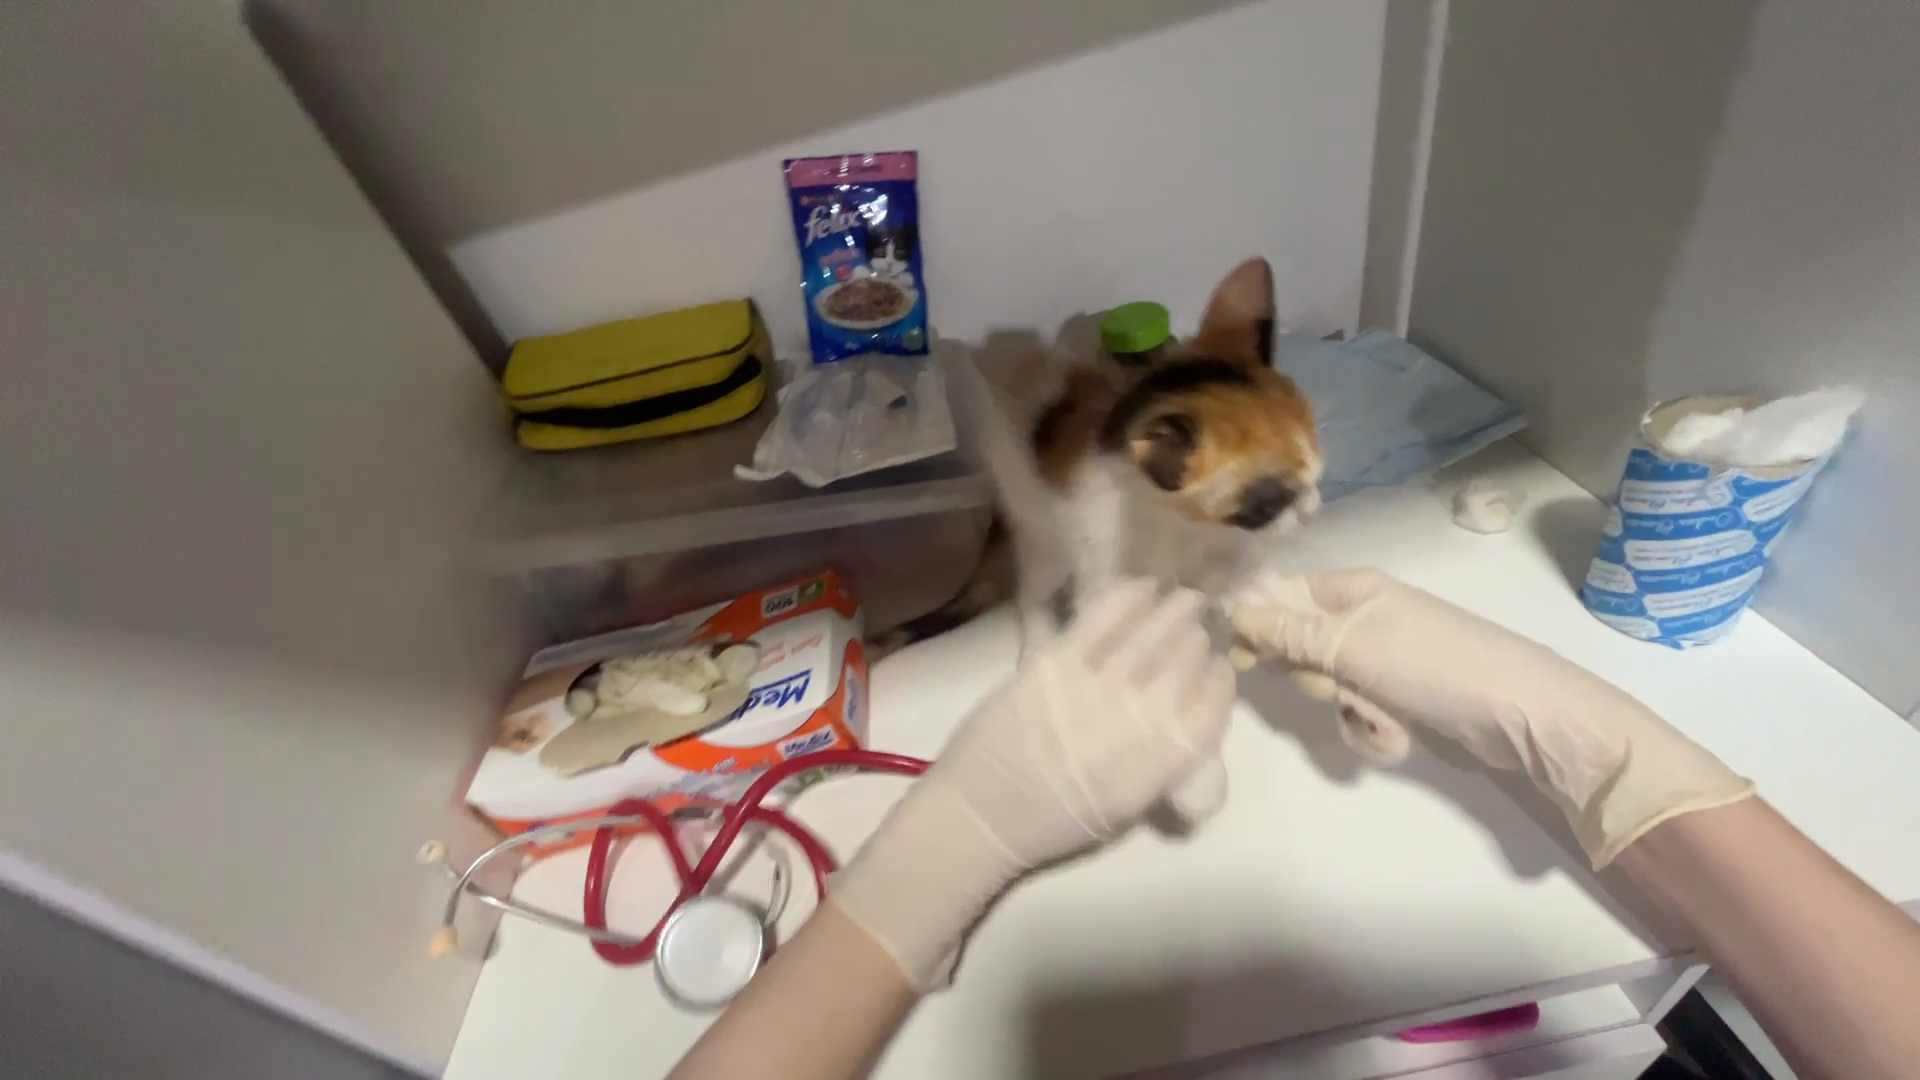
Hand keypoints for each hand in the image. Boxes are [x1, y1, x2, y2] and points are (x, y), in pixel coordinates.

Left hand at [832, 579, 1238, 989]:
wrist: (980, 814)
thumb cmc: (1050, 821)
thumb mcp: (1123, 809)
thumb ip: (1160, 762)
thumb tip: (1182, 714)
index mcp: (1155, 771)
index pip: (1210, 713)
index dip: (1220, 683)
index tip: (1219, 666)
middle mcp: (1134, 724)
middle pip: (1184, 665)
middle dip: (1196, 639)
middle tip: (1198, 622)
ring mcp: (1093, 689)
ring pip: (1151, 637)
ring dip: (1172, 612)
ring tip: (1181, 598)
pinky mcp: (1053, 663)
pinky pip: (1101, 620)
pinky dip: (1126, 598)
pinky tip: (1140, 586)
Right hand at [1227, 569, 1753, 867]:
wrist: (1527, 718)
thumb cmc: (1433, 665)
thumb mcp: (1349, 645)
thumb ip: (1285, 631)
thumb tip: (1230, 610)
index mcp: (1352, 589)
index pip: (1280, 594)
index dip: (1256, 623)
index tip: (1243, 659)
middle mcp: (1362, 617)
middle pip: (1299, 644)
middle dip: (1311, 675)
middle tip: (1332, 686)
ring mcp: (1382, 657)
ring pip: (1326, 683)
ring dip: (1344, 707)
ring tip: (1376, 715)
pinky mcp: (1399, 695)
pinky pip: (1357, 709)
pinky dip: (1369, 727)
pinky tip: (1395, 736)